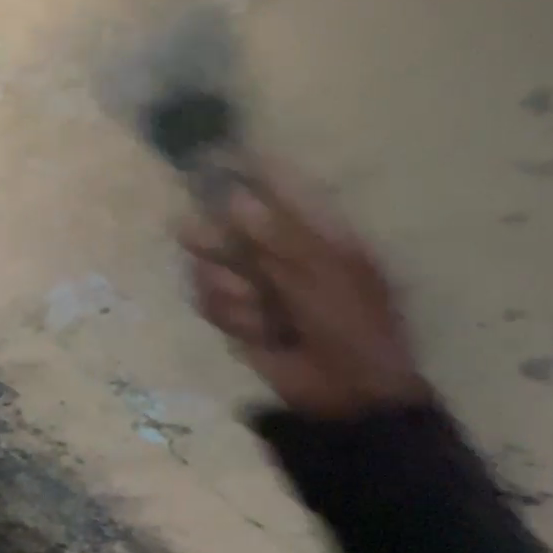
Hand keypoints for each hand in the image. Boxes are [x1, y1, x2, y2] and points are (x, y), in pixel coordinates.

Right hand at [179, 163, 432, 418]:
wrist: (347, 394)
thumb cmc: (352, 326)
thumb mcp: (324, 274)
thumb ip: (277, 234)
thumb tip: (231, 195)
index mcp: (315, 234)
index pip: (275, 189)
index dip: (244, 171)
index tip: (211, 158)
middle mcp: (278, 251)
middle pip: (224, 224)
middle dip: (213, 238)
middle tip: (200, 241)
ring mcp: (252, 280)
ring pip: (208, 262)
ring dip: (230, 288)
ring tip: (258, 312)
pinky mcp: (231, 310)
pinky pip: (207, 297)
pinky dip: (229, 314)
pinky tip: (257, 332)